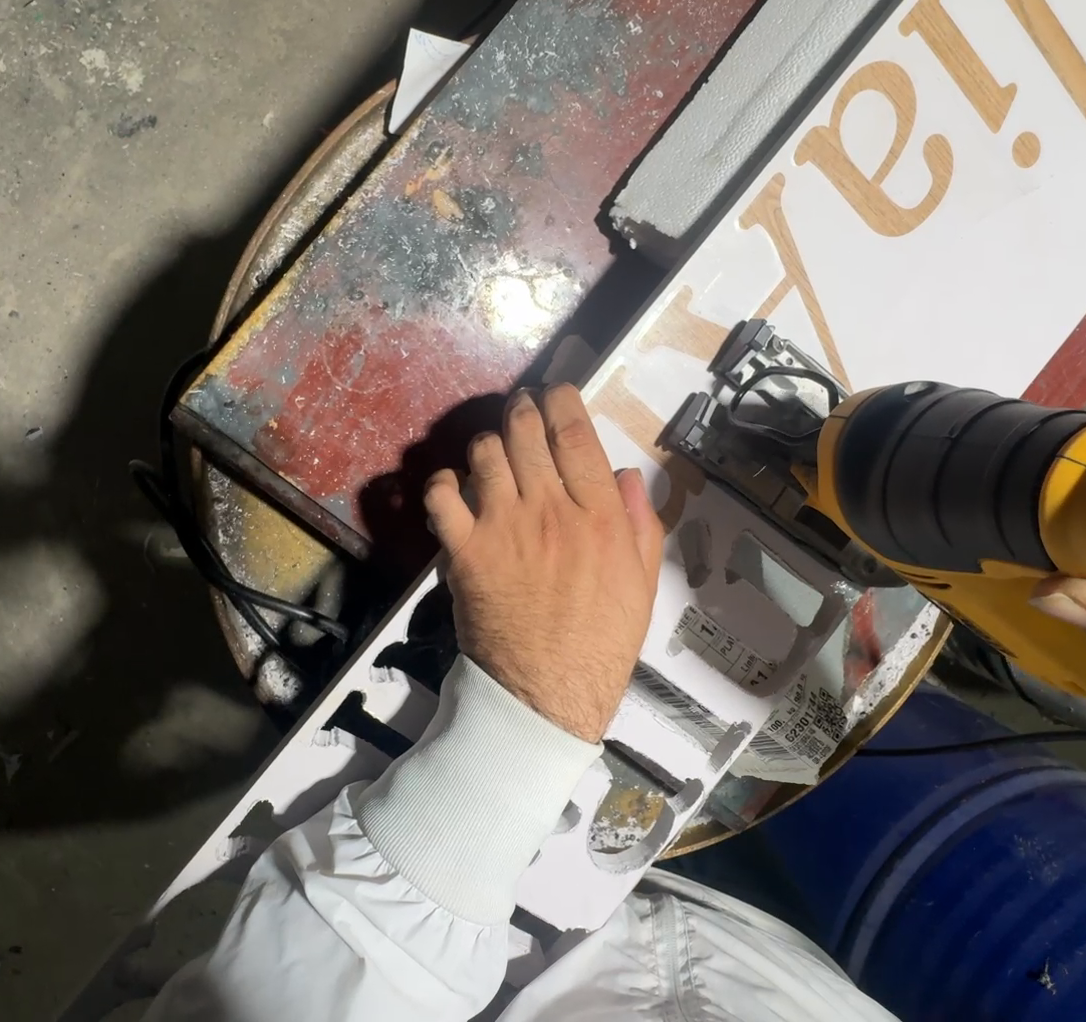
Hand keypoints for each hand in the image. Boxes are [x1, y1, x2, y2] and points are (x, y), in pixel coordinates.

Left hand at [424, 386, 663, 741]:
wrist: (547, 694)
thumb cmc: (602, 643)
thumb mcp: (643, 585)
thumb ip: (641, 524)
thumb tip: (625, 474)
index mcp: (600, 516)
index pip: (576, 435)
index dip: (563, 400)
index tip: (557, 391)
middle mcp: (550, 510)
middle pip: (527, 432)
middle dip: (522, 408)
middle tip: (521, 408)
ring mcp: (503, 528)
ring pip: (485, 454)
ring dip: (488, 443)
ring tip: (494, 452)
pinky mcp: (464, 552)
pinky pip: (442, 497)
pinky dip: (444, 483)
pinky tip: (453, 488)